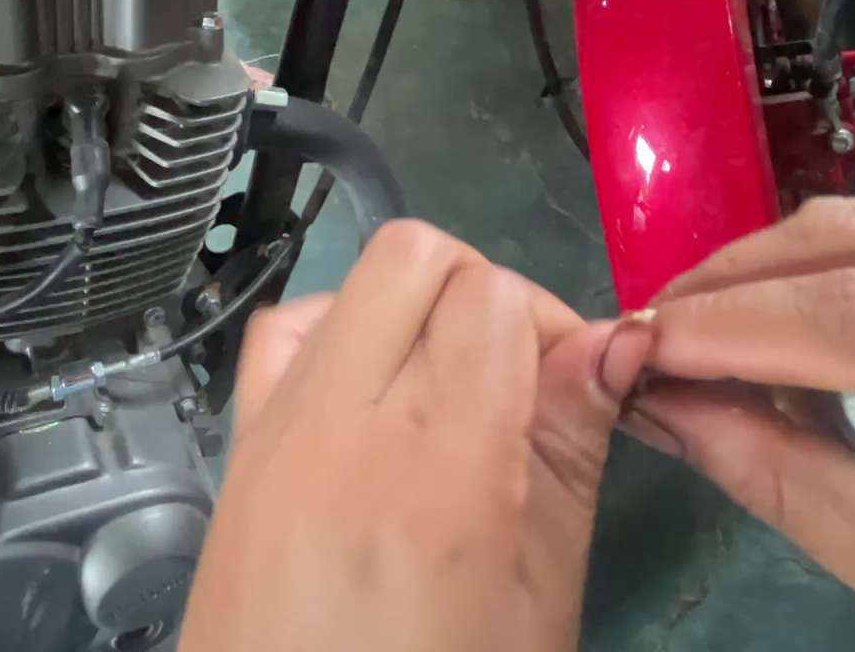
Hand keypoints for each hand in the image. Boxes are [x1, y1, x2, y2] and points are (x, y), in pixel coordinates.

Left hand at [180, 220, 654, 651]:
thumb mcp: (534, 600)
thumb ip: (569, 451)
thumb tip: (614, 342)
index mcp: (430, 467)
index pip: (490, 296)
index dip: (547, 321)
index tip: (570, 379)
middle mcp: (338, 415)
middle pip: (413, 254)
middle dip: (479, 289)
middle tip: (509, 374)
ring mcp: (275, 415)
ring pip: (355, 277)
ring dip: (415, 306)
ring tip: (443, 390)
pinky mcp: (241, 429)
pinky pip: (288, 326)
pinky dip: (341, 326)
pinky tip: (367, 389)